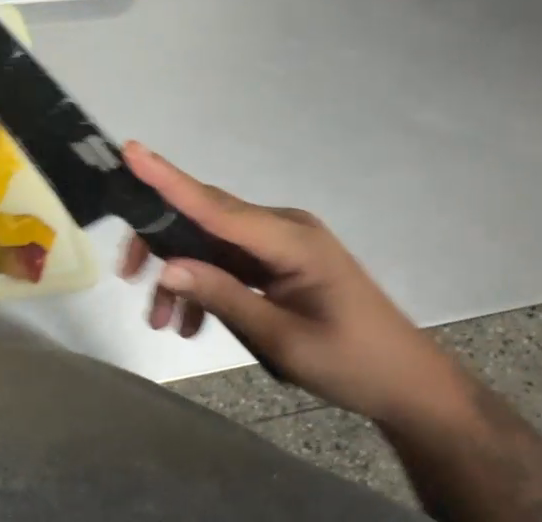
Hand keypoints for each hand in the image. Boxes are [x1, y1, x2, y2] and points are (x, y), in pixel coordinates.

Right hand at [118, 141, 463, 424]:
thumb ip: (224, 298)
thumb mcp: (285, 340)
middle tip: (127, 276)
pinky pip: (221, 259)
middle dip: (158, 244)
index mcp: (292, 241)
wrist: (415, 391)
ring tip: (160, 320)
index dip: (168, 179)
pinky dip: (200, 285)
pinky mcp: (274, 260)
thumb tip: (165, 268)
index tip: (130, 150)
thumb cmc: (356, 365)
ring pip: (204, 241)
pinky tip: (188, 323)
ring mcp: (277, 243)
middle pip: (199, 218)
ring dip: (178, 275)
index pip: (214, 205)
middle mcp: (281, 228)